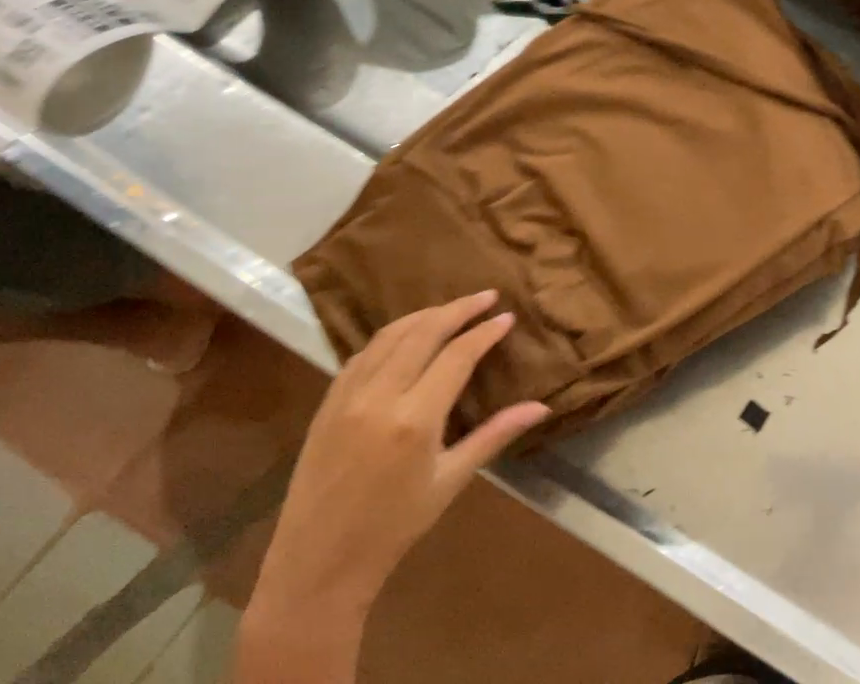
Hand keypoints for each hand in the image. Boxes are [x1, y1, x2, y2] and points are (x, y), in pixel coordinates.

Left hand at [254, 290, 550, 615]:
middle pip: (421, 334)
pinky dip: (390, 336)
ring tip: (452, 309)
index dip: (484, 333)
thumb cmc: (394, 527)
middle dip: (457, 310)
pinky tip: (406, 336)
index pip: (456, 356)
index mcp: (414, 419)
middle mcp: (378, 398)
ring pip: (388, 337)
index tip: (507, 317)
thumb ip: (494, 435)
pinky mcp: (326, 405)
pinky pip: (362, 355)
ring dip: (423, 316)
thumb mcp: (451, 480)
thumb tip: (541, 407)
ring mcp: (346, 398)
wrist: (317, 562)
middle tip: (486, 296)